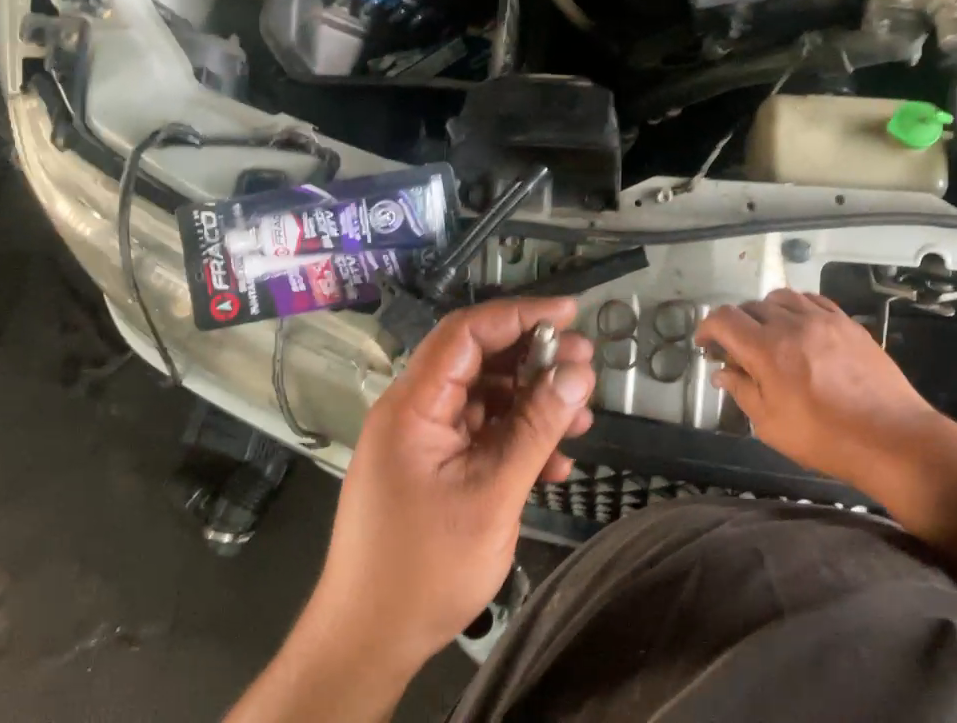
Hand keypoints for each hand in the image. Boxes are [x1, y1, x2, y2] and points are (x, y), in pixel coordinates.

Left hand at [308, 297, 595, 667]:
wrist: (370, 641)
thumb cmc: (425, 568)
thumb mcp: (492, 493)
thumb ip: (536, 427)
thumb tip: (578, 372)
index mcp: (413, 406)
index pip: (467, 333)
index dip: (520, 314)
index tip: (571, 315)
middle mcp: (414, 413)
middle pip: (480, 363)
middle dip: (536, 362)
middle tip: (586, 369)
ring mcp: (423, 443)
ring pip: (486, 401)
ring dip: (533, 406)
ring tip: (580, 419)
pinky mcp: (433, 470)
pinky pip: (480, 437)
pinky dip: (517, 442)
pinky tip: (554, 465)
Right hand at [698, 289, 943, 486]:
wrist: (891, 437)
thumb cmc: (825, 439)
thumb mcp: (771, 425)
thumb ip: (743, 391)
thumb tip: (722, 372)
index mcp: (768, 349)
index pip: (725, 319)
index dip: (707, 327)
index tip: (705, 345)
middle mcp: (793, 324)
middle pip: (752, 306)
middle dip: (736, 324)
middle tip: (736, 350)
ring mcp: (824, 320)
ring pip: (783, 298)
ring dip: (766, 312)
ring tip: (768, 336)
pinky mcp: (848, 324)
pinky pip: (814, 301)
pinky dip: (797, 308)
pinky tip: (800, 328)